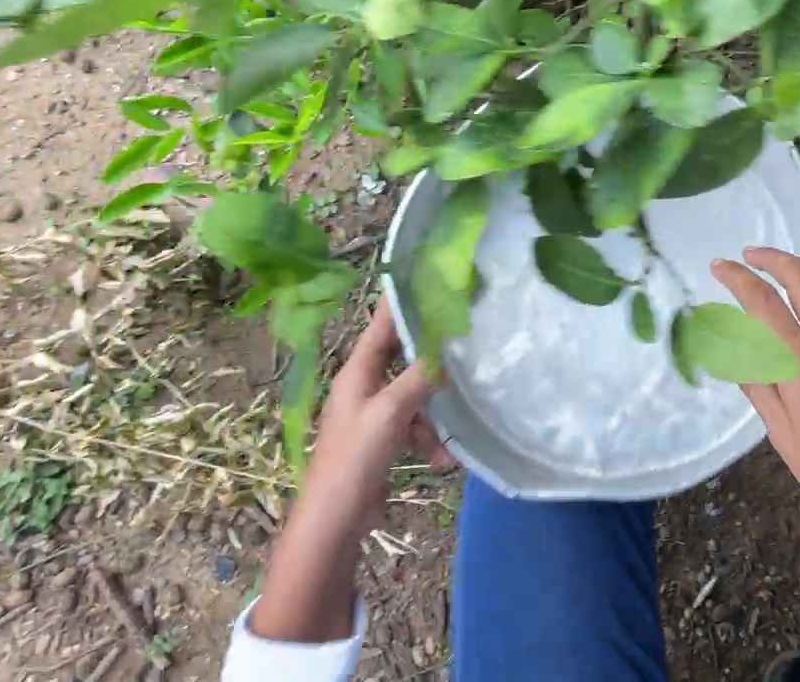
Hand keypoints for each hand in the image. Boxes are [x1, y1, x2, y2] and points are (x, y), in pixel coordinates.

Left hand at [249, 299, 453, 642]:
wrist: (335, 520)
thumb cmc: (356, 457)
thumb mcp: (391, 412)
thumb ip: (419, 378)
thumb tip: (444, 353)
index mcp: (357, 374)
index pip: (381, 327)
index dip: (401, 304)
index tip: (426, 279)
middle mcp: (364, 388)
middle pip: (403, 360)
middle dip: (432, 362)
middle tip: (463, 343)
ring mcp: (374, 415)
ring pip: (415, 397)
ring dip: (435, 416)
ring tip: (450, 440)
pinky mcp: (383, 440)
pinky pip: (415, 427)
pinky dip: (430, 441)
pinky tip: (443, 461)